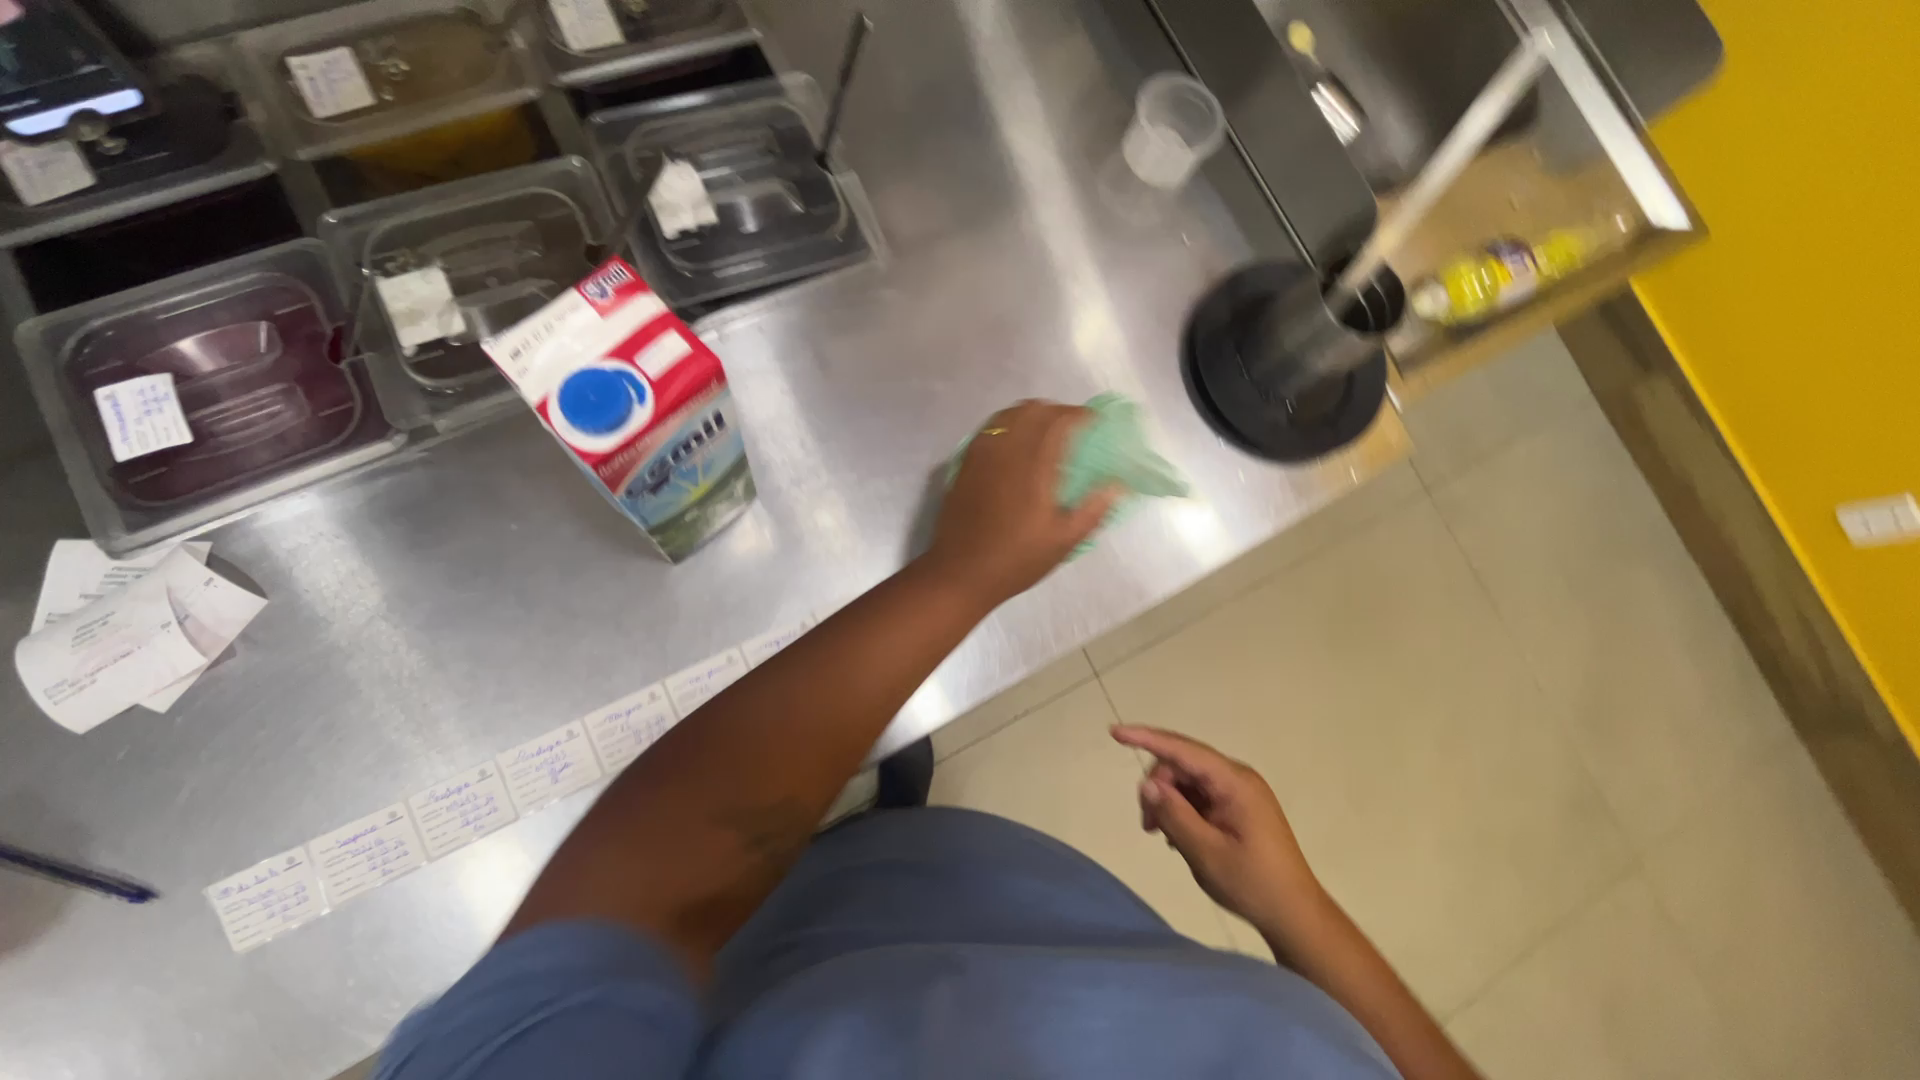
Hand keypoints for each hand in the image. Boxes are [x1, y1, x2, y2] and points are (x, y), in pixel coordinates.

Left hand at [924, 401, 1119, 605]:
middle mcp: (1006, 450)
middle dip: (1057, 411)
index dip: (1079, 415)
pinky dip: (1008, 425)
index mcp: (1034, 465)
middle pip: (1033, 410)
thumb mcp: (1063, 541)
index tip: (1094, 422)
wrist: (960, 572)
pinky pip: (989, 429)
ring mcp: (981, 454)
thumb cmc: (1017, 559)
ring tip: (1046, 432)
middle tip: (1073, 428)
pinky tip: (1016, 444)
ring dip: (1031, 415)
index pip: (1058, 420)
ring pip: (1008, 415)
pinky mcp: (965, 463)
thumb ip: (1093, 509)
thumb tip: (1118, 485)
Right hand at [1112, 725, 1329, 944]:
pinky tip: (1179, 838)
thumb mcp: (1205, 852)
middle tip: (1146, 827)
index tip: (1115, 733)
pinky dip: (1183, 811)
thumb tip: (1147, 783)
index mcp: (1234, 783)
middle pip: (1182, 766)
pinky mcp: (1238, 808)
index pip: (1183, 750)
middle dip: (1158, 787)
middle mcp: (1237, 779)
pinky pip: (1200, 797)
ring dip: (1169, 803)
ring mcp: (1239, 793)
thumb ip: (1173, 814)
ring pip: (1188, 782)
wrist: (1294, 914)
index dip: (1147, 739)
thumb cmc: (1252, 883)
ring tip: (1163, 838)